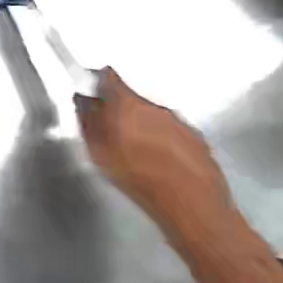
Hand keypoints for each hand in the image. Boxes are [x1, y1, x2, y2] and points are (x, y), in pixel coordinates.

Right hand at [76, 70, 234, 230]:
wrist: (192, 205)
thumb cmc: (137, 175)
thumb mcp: (98, 150)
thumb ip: (88, 121)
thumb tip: (83, 102)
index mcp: (127, 103)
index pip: (109, 77)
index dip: (98, 80)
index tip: (92, 87)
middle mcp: (156, 107)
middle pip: (133, 100)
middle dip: (121, 111)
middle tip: (111, 131)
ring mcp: (182, 124)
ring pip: (156, 118)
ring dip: (144, 128)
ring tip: (136, 153)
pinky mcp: (200, 143)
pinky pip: (175, 135)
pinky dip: (165, 143)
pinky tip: (160, 164)